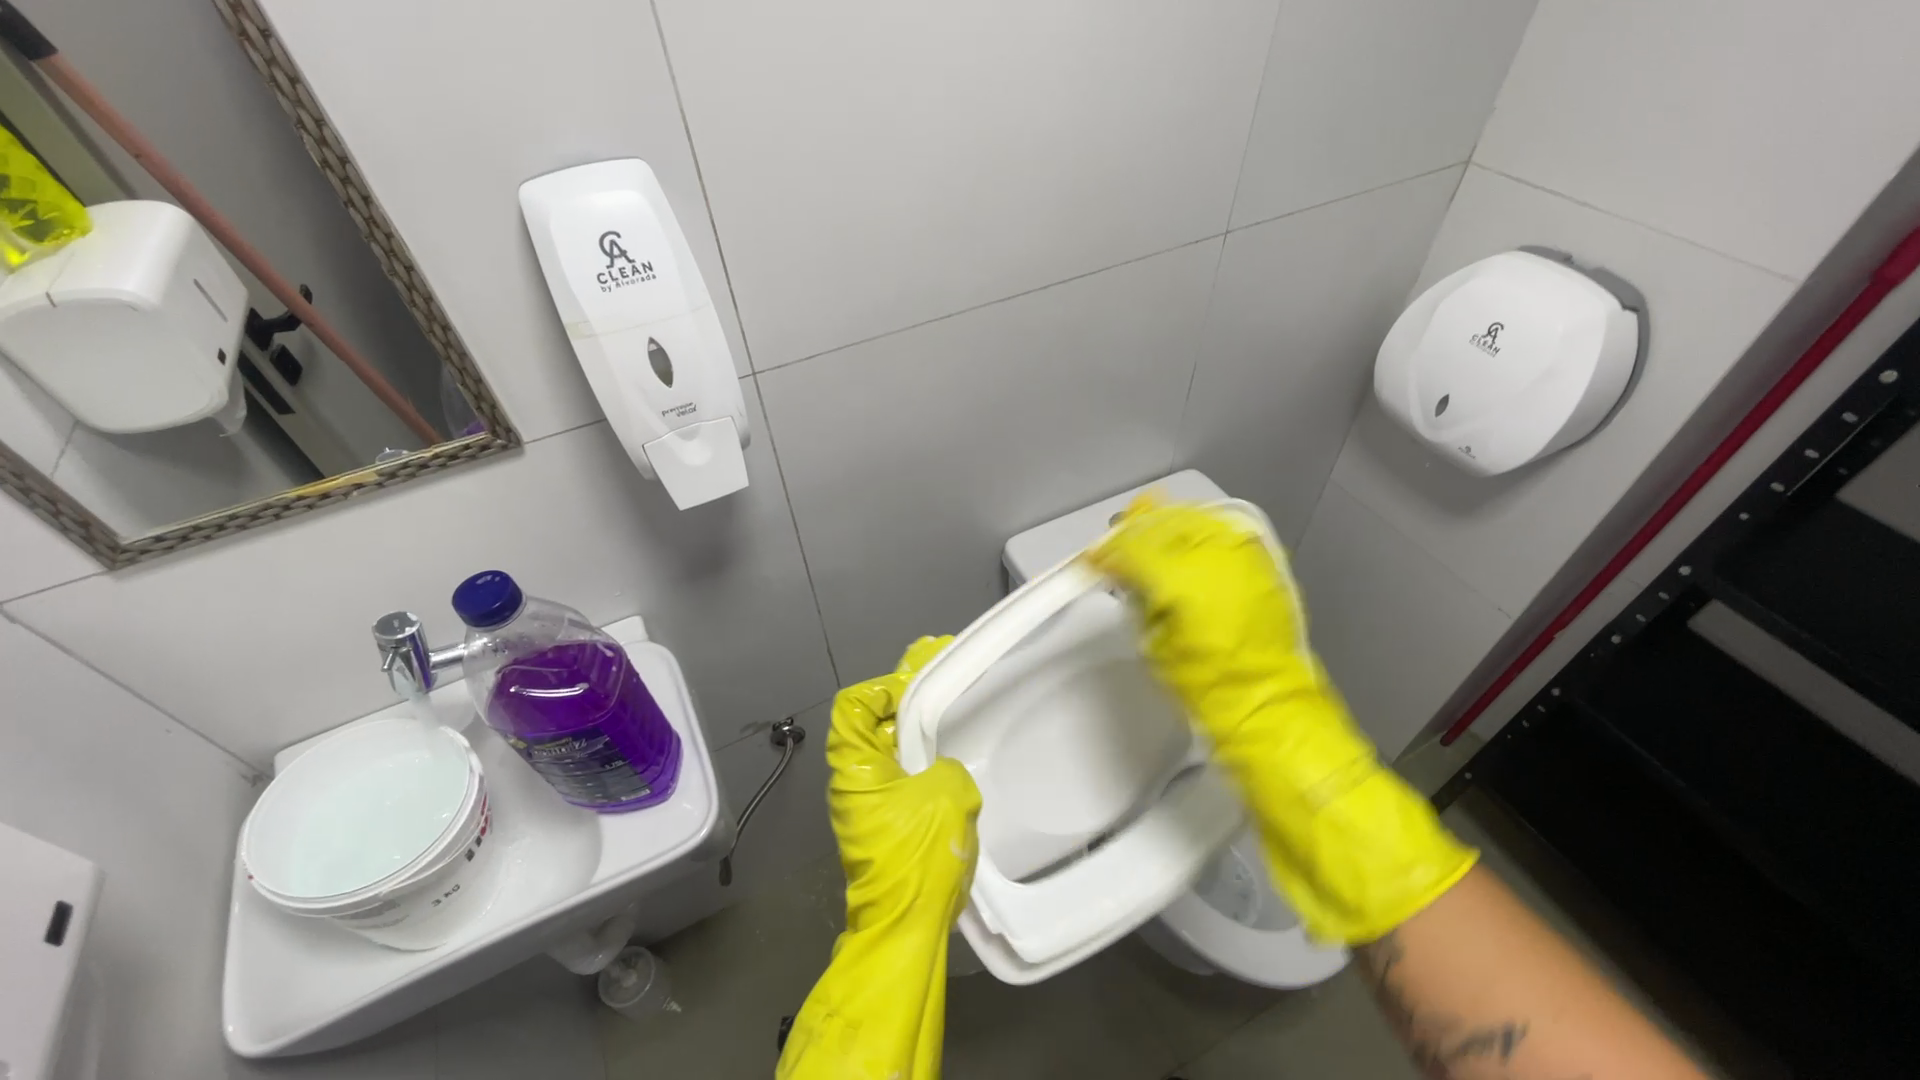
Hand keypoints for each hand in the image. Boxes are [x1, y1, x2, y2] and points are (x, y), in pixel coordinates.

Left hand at [777, 637, 980, 1079]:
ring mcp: (866, 811)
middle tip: (943, 700)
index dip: (880, 689)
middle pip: (871, 730)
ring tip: (952, 730)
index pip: (852, 708)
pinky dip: (921, 772)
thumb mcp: (947, 792)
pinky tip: (953, 771)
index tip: (915, 689)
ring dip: (915, 743)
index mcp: (854, 768)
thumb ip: (945, 766)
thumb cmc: (919, 855)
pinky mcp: (884, 831)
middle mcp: (852, 785)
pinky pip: (900, 786)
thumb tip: (939, 772)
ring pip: (888, 759)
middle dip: (904, 712)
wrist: (906, 928)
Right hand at [1088, 500, 1474, 944]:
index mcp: (1184, 585)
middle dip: (1138, 532)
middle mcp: (1219, 561)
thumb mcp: (1157, 650)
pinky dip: (1202, 535)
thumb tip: (1129, 577)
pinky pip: (1226, 534)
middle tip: (1119, 550)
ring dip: (1169, 527)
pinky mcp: (1267, 568)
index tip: (1096, 560)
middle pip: (1165, 523)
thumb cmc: (1212, 696)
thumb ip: (1141, 603)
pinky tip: (1188, 549)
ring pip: (1197, 520)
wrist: (1277, 719)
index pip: (1135, 547)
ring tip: (1151, 546)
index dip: (1110, 551)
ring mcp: (1247, 561)